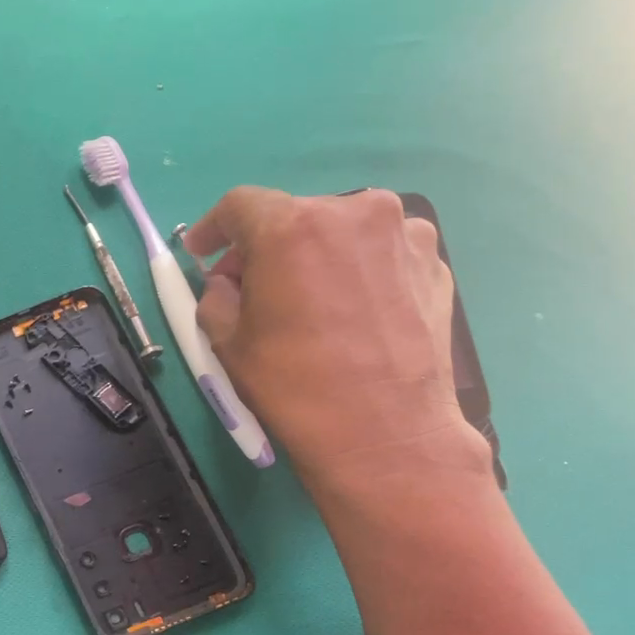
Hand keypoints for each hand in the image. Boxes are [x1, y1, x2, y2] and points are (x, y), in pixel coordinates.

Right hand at [186, 188, 491, 498]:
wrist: (382, 428)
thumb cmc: (291, 383)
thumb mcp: (226, 341)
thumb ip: (217, 297)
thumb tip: (228, 283)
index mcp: (293, 228)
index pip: (241, 205)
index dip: (213, 228)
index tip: (201, 253)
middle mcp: (354, 213)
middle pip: (294, 216)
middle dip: (265, 248)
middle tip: (250, 289)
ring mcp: (404, 234)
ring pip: (340, 233)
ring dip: (313, 258)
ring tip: (304, 304)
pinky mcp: (434, 262)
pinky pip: (378, 254)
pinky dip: (352, 273)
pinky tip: (345, 316)